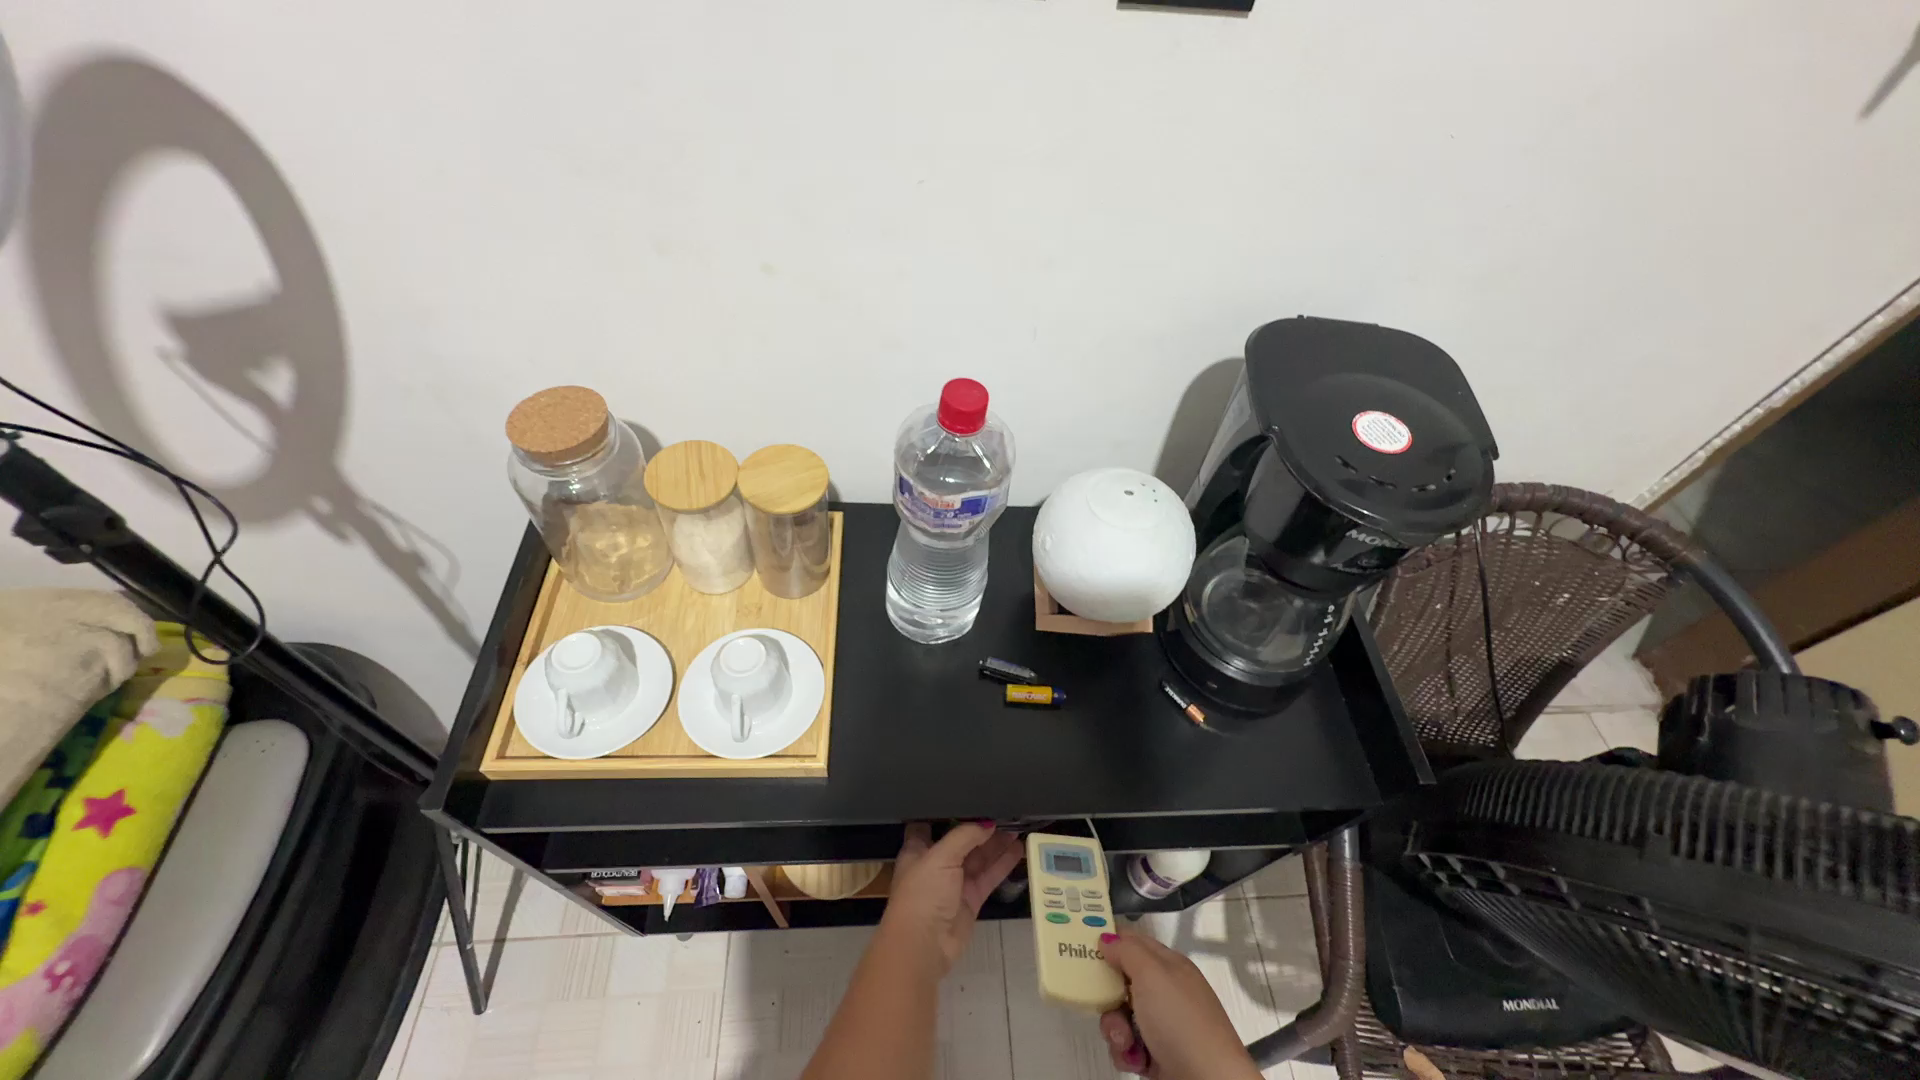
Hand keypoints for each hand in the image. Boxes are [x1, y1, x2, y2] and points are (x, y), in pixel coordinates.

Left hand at [879, 822, 1022, 976]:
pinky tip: (1018, 849)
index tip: (968, 799)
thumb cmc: (922, 894)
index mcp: (917, 851)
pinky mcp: (970, 900)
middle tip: (1004, 812)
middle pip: (960, 841)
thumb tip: (987, 825)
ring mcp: (953, 883)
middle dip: (979, 829)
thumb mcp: (940, 856)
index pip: (930, 825)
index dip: (946, 813)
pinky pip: (988, 877)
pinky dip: (1002, 864)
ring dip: (995, 844)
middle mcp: (935, 864)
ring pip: (977, 858)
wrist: (924, 945)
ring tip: (1017, 826)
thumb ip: (964, 836)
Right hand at [1096, 929, 1260, 1079]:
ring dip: (1115, 1029)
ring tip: (1126, 1042)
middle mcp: (1165, 992)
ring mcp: (1161, 1025)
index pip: (1134, 942)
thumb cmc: (1180, 1021)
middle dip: (1107, 994)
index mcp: (1169, 966)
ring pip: (1120, 1016)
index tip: (1083, 945)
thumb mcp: (1153, 975)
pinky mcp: (1156, 1054)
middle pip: (1121, 981)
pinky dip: (1126, 1053)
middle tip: (1104, 1003)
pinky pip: (1127, 1045)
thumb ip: (1127, 951)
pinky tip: (1135, 1060)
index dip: (1110, 940)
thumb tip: (1107, 937)